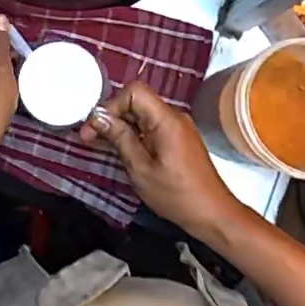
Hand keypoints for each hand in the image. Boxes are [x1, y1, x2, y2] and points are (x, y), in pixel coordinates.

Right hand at [81, 82, 242, 236]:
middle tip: (91, 139)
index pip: (134, 91)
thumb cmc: (176, 195)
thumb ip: (120, 139)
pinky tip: (125, 152)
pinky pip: (153, 126)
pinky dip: (135, 134)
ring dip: (122, 126)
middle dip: (112, 116)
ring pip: (144, 114)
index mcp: (166, 120)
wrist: (213, 213)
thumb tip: (98, 118)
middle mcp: (174, 116)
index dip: (111, 105)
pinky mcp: (180, 138)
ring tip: (105, 147)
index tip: (95, 129)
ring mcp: (179, 127)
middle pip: (138, 101)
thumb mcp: (140, 169)